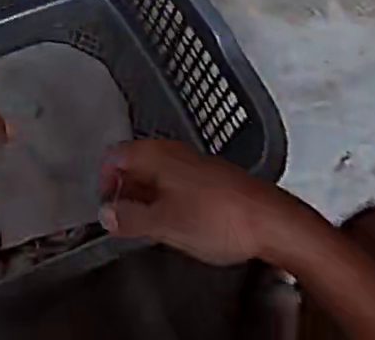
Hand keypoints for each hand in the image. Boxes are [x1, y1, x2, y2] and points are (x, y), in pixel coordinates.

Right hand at [99, 139, 323, 266]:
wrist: (269, 221)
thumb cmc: (218, 217)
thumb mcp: (165, 224)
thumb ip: (130, 218)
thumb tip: (106, 214)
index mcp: (154, 153)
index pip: (113, 156)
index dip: (105, 181)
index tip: (108, 207)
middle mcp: (170, 150)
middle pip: (132, 162)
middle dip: (124, 189)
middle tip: (124, 218)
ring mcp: (190, 160)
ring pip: (154, 171)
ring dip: (144, 194)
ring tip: (149, 223)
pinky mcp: (207, 175)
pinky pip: (174, 179)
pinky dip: (165, 196)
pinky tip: (176, 219)